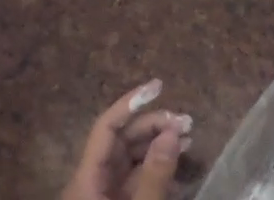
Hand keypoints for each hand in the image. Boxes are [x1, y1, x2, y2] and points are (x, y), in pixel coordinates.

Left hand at [60, 79, 191, 199]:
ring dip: (159, 142)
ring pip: (131, 156)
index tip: (159, 85)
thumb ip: (154, 175)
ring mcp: (103, 192)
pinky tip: (177, 158)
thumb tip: (172, 132)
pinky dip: (156, 164)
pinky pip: (134, 176)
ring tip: (187, 136)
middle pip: (122, 139)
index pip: (106, 126)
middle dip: (155, 125)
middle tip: (185, 121)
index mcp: (85, 178)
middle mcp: (91, 179)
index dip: (131, 102)